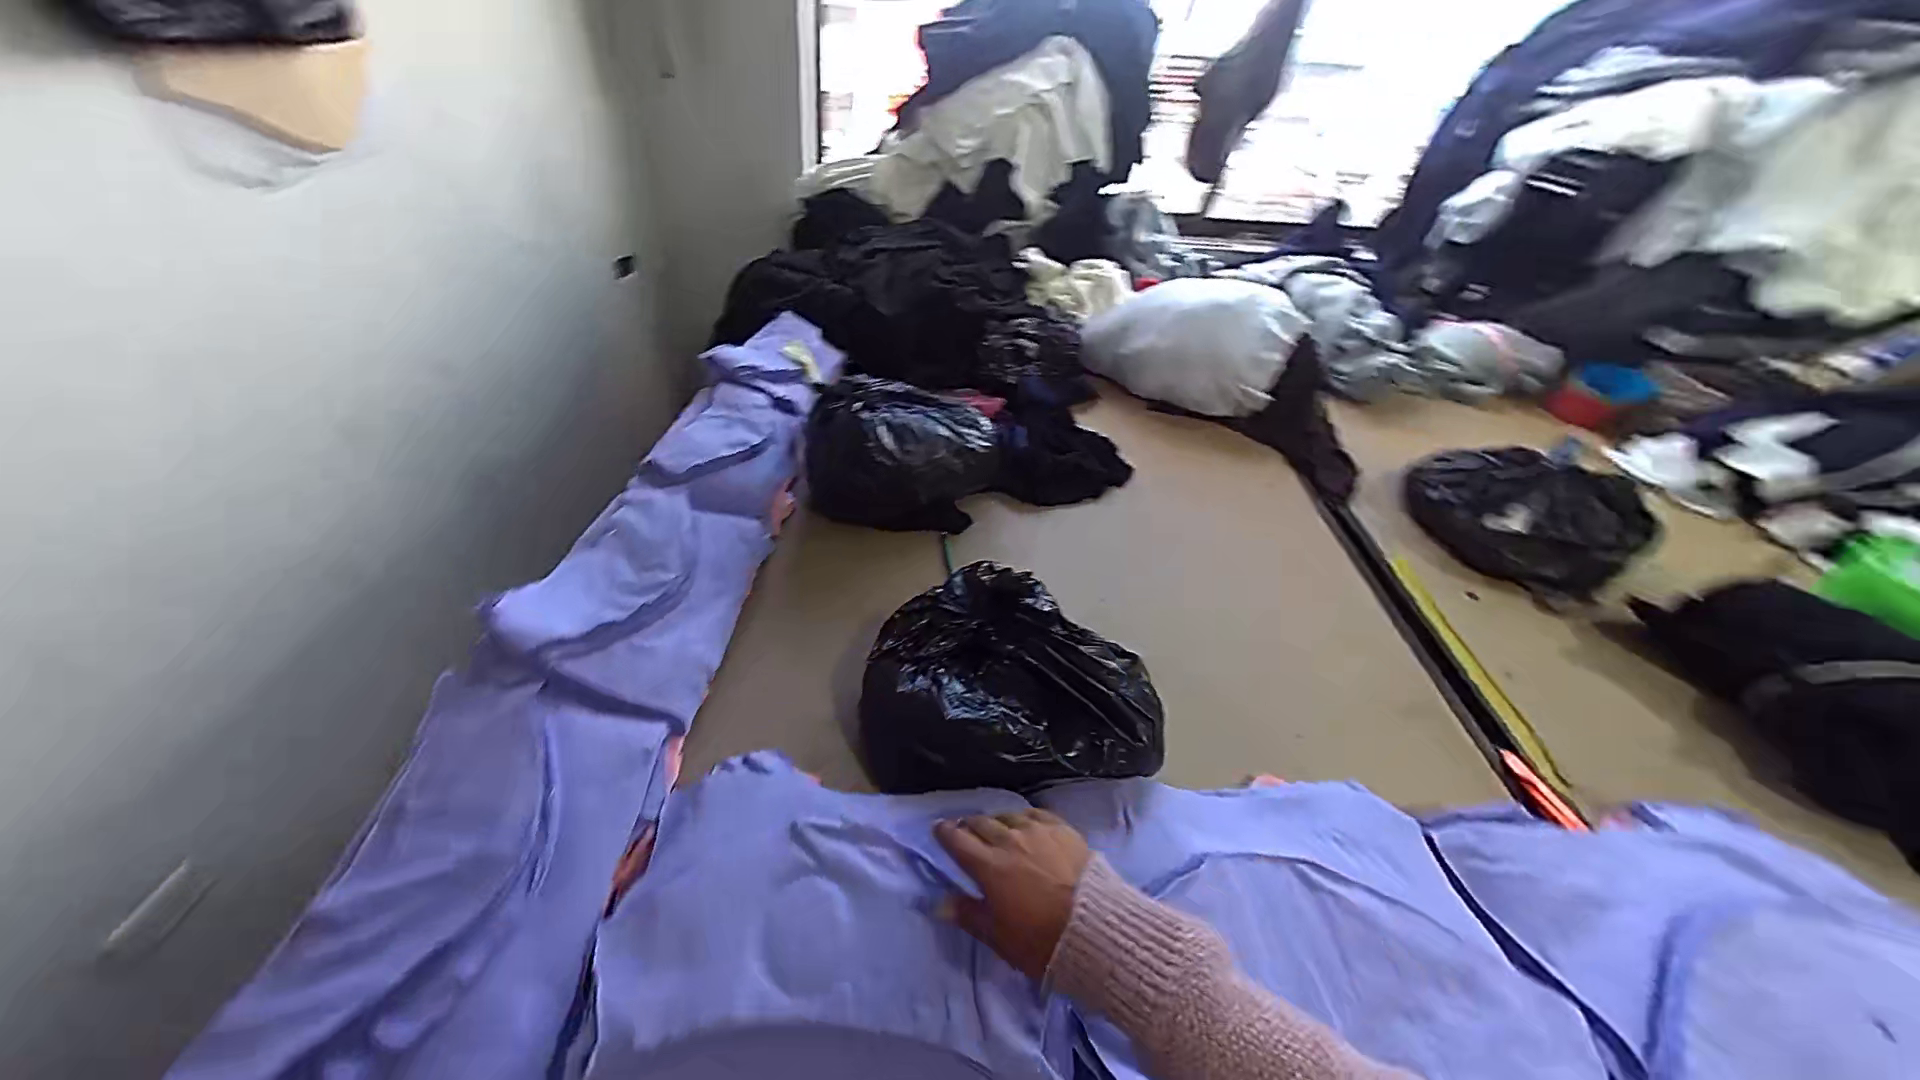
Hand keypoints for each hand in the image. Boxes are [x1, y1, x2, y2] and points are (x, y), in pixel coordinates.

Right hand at [934, 809, 1091, 978]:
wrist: (1094, 927)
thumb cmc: (1040, 939)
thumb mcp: (998, 936)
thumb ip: (967, 915)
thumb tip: (938, 902)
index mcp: (988, 865)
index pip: (957, 840)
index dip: (944, 833)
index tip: (939, 829)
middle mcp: (1009, 840)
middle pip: (980, 823)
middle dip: (969, 826)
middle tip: (966, 831)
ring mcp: (1036, 830)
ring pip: (1007, 816)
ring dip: (996, 821)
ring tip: (996, 828)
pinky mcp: (1061, 828)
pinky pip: (1034, 814)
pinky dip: (1023, 817)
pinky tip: (1024, 823)